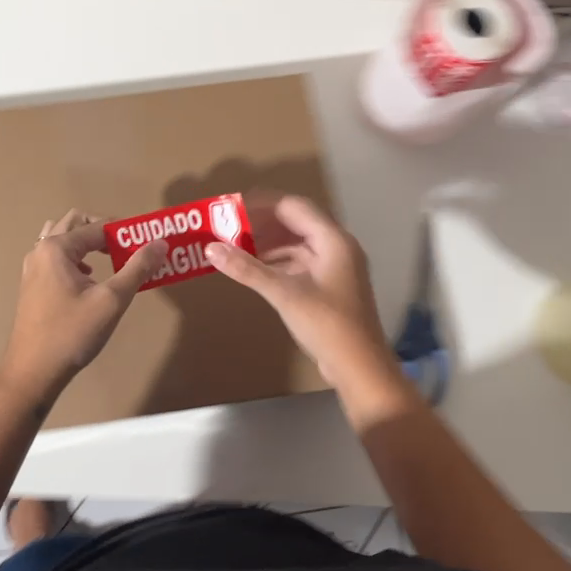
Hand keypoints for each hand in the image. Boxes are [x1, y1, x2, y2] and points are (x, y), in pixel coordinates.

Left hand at [0, 209, 166, 393]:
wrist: (33, 372)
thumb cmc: (72, 334)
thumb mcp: (111, 300)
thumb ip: (137, 268)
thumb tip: (160, 243)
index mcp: (56, 248)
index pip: (97, 227)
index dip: (125, 232)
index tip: (148, 242)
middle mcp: (40, 251)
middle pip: (75, 223)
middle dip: (104, 230)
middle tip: (128, 247)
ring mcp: (32, 268)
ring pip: (61, 239)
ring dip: (86, 242)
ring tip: (110, 257)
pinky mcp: (31, 286)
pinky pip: (55, 258)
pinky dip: (75, 257)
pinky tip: (89, 278)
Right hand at [205, 196, 401, 391]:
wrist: (359, 367)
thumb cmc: (326, 324)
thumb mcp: (284, 293)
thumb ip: (247, 268)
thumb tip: (211, 247)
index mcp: (333, 240)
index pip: (293, 206)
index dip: (262, 204)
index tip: (232, 208)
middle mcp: (337, 246)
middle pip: (296, 222)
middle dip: (262, 223)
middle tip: (229, 227)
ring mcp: (336, 266)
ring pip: (297, 243)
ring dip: (269, 243)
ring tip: (236, 247)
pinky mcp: (330, 285)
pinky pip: (300, 261)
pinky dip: (278, 261)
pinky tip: (255, 270)